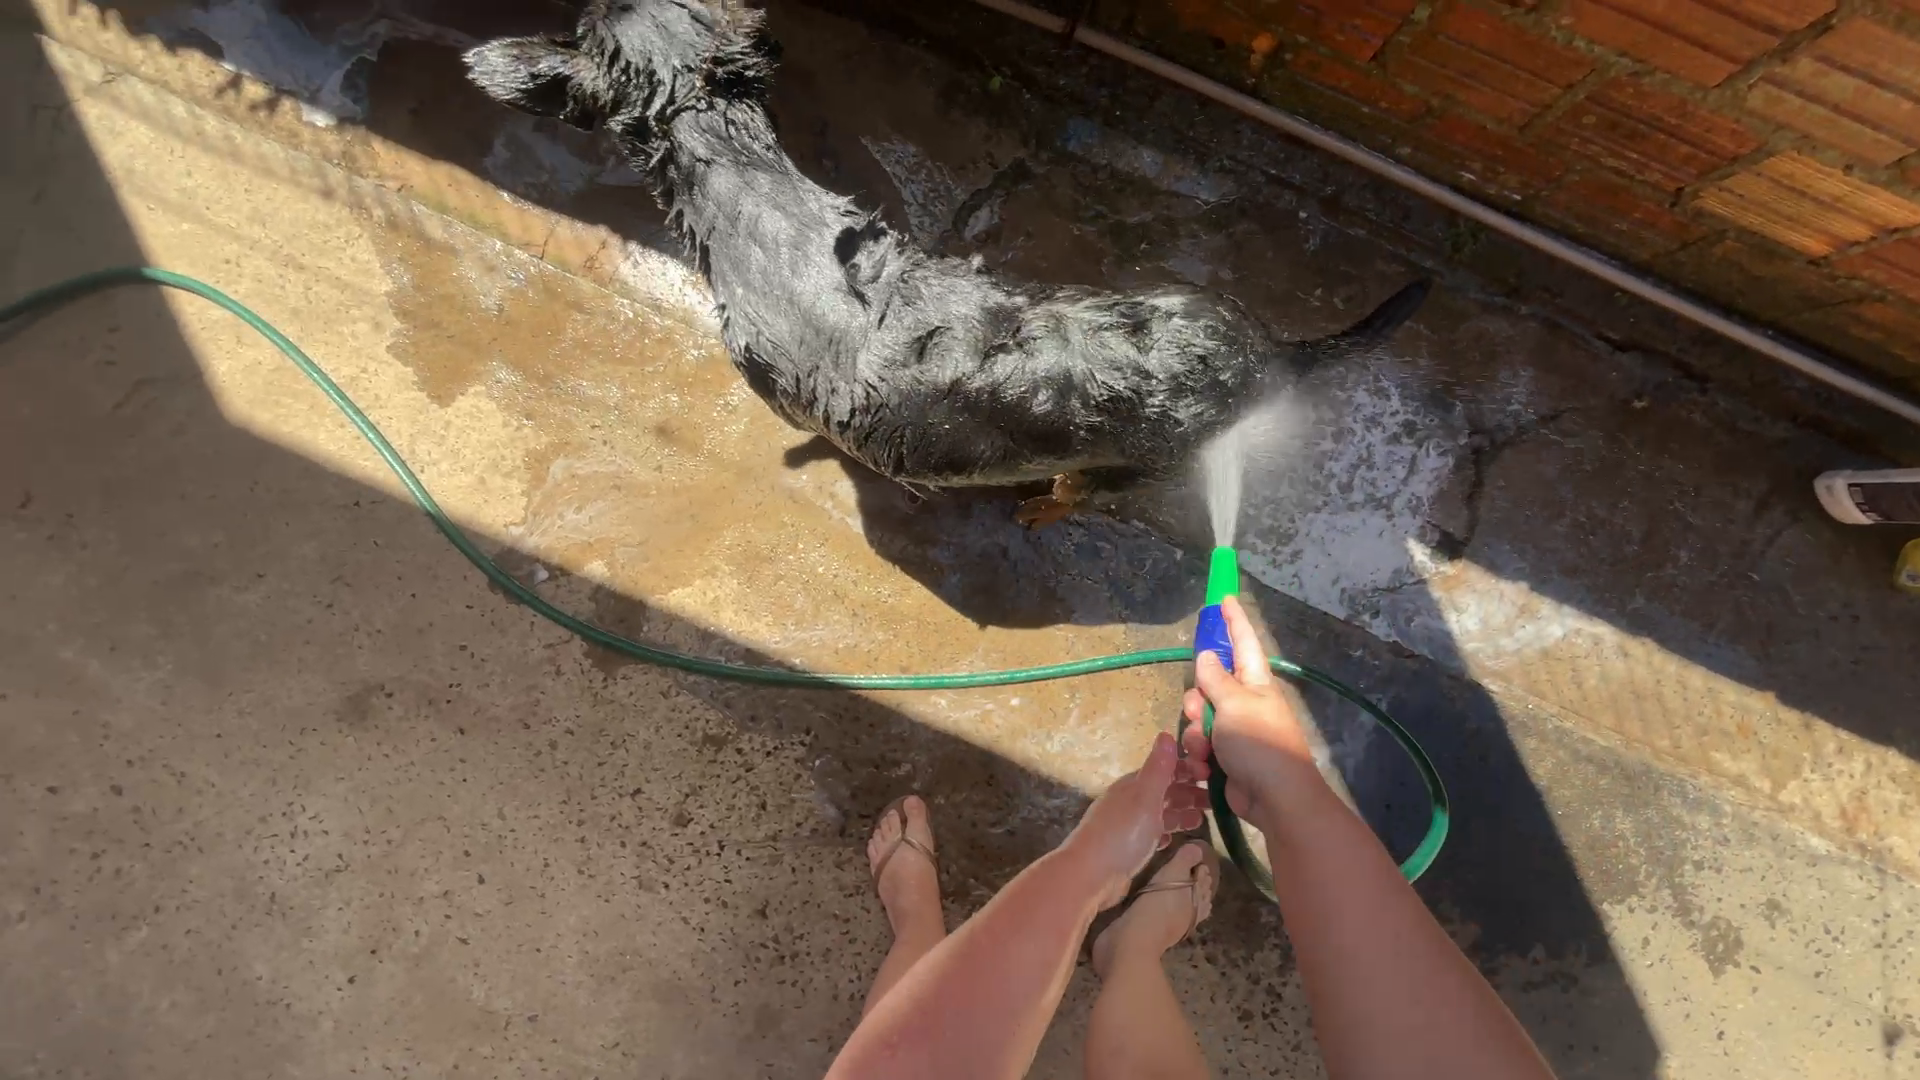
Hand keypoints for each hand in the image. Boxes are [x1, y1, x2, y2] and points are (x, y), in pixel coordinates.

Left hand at [1063, 732, 1209, 909]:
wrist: (1092, 874)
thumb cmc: (1122, 833)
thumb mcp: (1144, 797)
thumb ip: (1158, 768)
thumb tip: (1166, 733)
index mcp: (1135, 784)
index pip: (1165, 768)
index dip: (1188, 768)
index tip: (1214, 775)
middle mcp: (1131, 800)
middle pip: (1165, 790)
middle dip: (1190, 791)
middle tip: (1219, 800)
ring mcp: (1129, 824)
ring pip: (1161, 812)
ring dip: (1182, 812)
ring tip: (1204, 819)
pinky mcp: (1130, 847)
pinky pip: (1153, 833)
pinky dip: (1166, 832)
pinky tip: (1176, 839)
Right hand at [1179, 596, 1315, 824]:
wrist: (1276, 800)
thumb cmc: (1260, 744)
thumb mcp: (1234, 704)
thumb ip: (1215, 678)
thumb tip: (1207, 655)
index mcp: (1254, 683)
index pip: (1243, 642)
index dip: (1232, 619)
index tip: (1224, 597)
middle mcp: (1245, 701)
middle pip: (1208, 684)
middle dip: (1197, 699)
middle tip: (1202, 712)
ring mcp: (1235, 729)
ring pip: (1199, 716)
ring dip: (1196, 732)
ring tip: (1207, 750)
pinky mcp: (1225, 755)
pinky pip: (1200, 743)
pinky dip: (1199, 755)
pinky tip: (1206, 767)